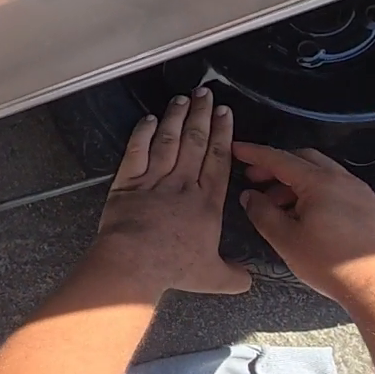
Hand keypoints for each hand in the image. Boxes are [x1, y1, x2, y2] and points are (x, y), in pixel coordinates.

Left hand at [86, 88, 251, 298]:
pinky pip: (136, 151)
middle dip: (201, 115)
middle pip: (195, 142)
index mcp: (206, 202)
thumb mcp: (214, 277)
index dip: (222, 134)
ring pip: (168, 141)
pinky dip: (143, 133)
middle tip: (205, 94)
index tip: (225, 114)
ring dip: (176, 118)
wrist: (134, 261)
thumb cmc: (173, 267)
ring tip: (182, 99)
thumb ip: (234, 275)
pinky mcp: (127, 181)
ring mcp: (153, 180)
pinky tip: (149, 119)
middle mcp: (182, 184)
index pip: (217, 159)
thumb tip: (247, 279)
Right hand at [232, 143, 374, 308]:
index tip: (238, 149)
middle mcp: (344, 181)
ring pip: (321, 174)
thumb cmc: (335, 265)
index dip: (255, 153)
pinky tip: (303, 215)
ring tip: (276, 203)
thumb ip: (262, 213)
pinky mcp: (371, 209)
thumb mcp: (285, 240)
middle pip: (303, 159)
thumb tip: (250, 197)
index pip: (280, 159)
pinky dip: (313, 191)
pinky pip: (336, 188)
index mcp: (321, 183)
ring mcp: (361, 194)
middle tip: (255, 178)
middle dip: (276, 165)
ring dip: (294, 181)